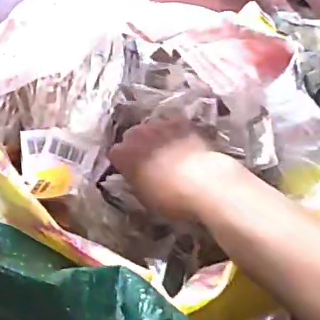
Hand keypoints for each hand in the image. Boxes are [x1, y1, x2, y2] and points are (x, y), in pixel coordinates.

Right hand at [110, 115, 247, 225]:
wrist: (204, 183)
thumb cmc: (170, 198)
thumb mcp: (143, 196)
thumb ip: (134, 180)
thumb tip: (136, 176)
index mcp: (122, 154)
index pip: (115, 154)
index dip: (124, 162)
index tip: (132, 171)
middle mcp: (136, 134)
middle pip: (132, 136)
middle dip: (139, 146)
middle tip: (151, 161)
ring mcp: (158, 125)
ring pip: (152, 128)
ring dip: (157, 137)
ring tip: (170, 151)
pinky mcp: (181, 122)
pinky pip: (173, 124)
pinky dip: (176, 132)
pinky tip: (184, 142)